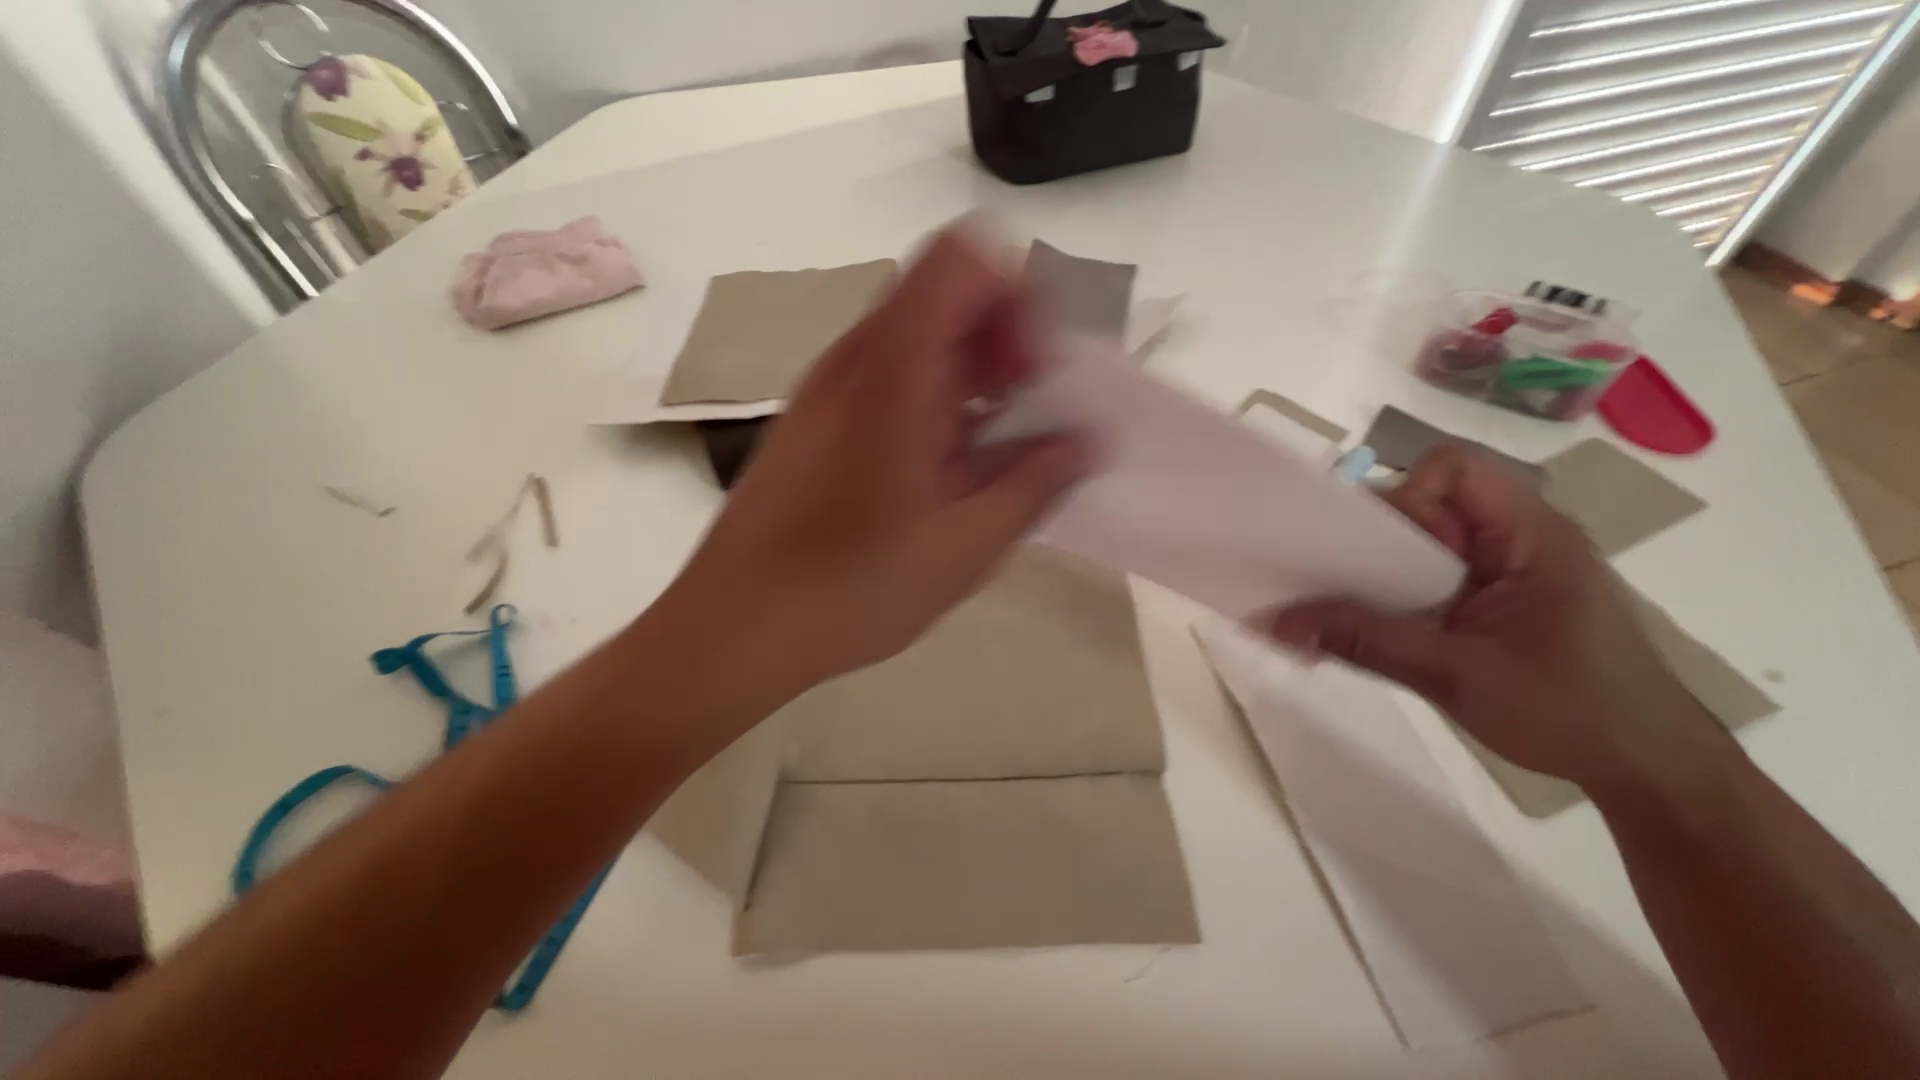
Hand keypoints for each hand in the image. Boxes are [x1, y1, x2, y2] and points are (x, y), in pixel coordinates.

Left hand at [664, 226, 1091, 694]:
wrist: (734, 625)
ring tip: (990, 450)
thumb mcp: (966, 545)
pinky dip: (935, 394)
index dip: (1019, 295)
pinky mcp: (816, 416)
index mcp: (894, 369)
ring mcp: (828, 385)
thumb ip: (1035, 481)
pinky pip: (890, 371)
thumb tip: (1082, 441)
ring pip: (919, 333)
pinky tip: (943, 468)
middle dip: (1005, 338)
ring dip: (972, 371)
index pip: (964, 259)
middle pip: (945, 290)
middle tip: (1026, 417)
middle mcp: (855, 357)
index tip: (1036, 374)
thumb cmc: (852, 589)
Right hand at [1266, 444, 1720, 791]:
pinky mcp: (1503, 598)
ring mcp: (1511, 568)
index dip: (1405, 495)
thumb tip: (1276, 623)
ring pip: (1428, 543)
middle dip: (1377, 541)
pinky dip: (1402, 597)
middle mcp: (1520, 536)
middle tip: (1338, 589)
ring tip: (1349, 617)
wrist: (1650, 767)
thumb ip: (1365, 642)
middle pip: (1430, 503)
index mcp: (1529, 533)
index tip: (1377, 553)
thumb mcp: (1455, 676)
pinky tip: (1380, 634)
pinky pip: (1439, 576)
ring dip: (1384, 575)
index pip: (1452, 468)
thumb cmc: (1570, 711)